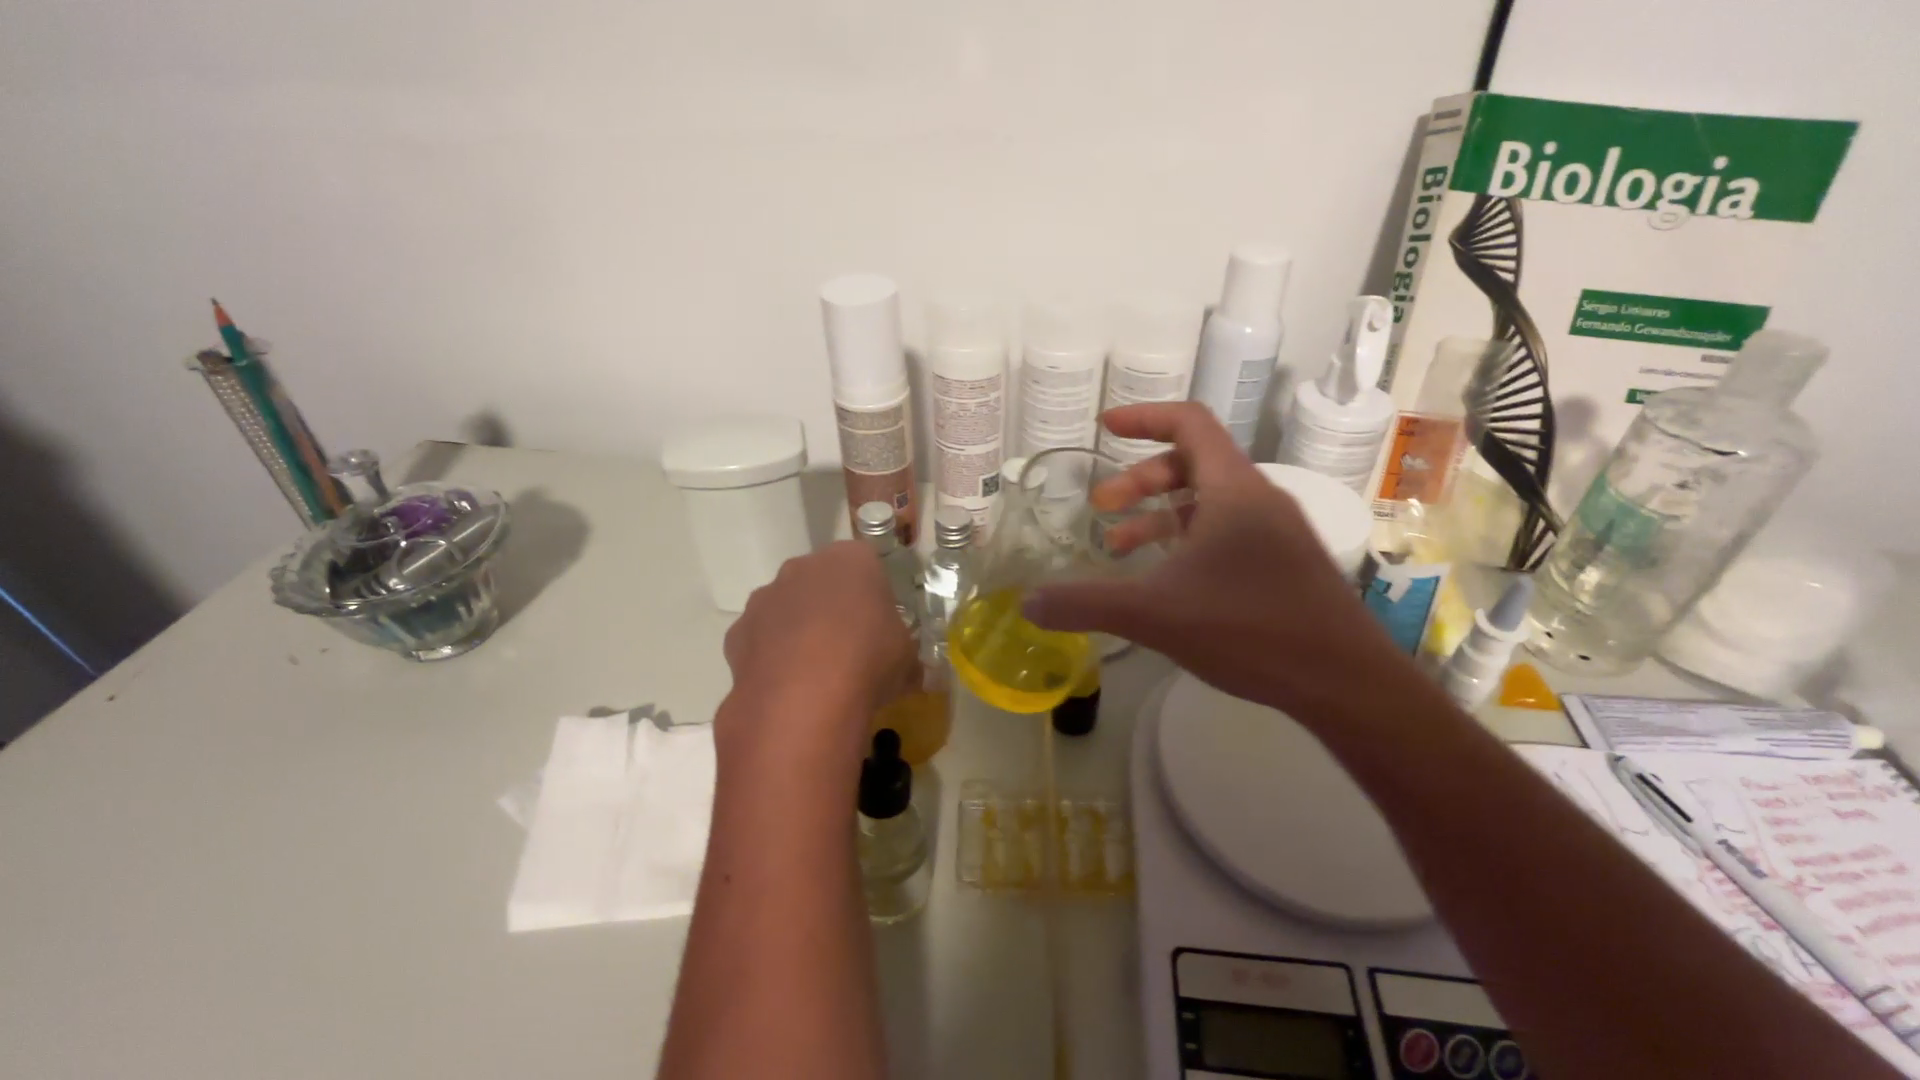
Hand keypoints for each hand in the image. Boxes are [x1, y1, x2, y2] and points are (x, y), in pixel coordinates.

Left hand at [720, 541, 914, 761]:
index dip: (874, 595)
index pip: (866, 564)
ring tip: (815, 674)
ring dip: (798, 630)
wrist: (803, 699)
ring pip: (786, 608)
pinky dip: (771, 657)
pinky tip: (787, 687)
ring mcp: (765, 597)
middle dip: (832, 607)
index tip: (880, 625)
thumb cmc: (868, 662)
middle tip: (849, 647)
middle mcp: (803, 567)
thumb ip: (905, 656)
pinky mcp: (737, 632)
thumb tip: (910, 672)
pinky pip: (760, 639)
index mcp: (851, 560)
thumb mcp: (907, 661)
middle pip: (820, 582)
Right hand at [1022, 403, 1407, 719]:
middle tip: (1102, 509)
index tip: (1103, 429)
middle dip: (1140, 479)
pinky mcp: (1287, 564)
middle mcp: (1259, 498)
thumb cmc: (1248, 628)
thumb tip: (1027, 603)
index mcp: (1232, 489)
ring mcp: (1279, 532)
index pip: (1188, 422)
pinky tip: (1169, 581)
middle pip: (1194, 462)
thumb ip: (1086, 603)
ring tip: (1121, 548)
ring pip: (1211, 502)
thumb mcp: (1154, 614)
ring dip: (1161, 515)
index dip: (1143, 417)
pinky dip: (1190, 540)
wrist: (1343, 680)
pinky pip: (1230, 531)